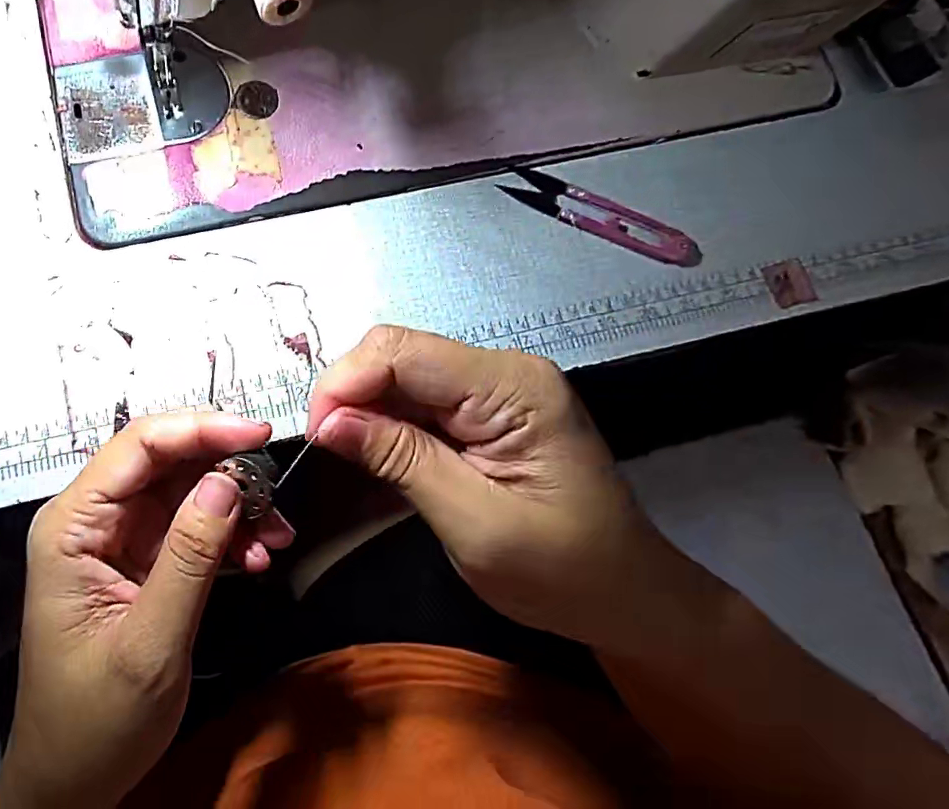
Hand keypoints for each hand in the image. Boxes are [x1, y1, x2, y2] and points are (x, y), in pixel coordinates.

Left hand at [0, 412, 294, 808]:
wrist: (73, 780)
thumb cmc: (92, 722)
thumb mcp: (148, 644)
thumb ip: (188, 558)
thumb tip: (226, 483)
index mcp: (71, 525)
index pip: (136, 447)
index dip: (197, 429)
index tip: (255, 431)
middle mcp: (90, 518)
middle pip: (162, 462)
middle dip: (222, 467)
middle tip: (274, 489)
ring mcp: (116, 537)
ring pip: (182, 491)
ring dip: (233, 505)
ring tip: (275, 535)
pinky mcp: (140, 558)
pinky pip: (188, 527)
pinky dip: (226, 536)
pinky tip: (254, 558)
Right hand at [306, 325, 705, 654]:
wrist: (628, 599)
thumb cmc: (566, 573)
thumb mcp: (476, 524)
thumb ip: (401, 461)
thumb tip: (329, 424)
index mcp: (512, 386)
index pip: (400, 350)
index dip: (346, 383)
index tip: (320, 436)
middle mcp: (499, 370)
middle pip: (393, 355)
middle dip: (349, 397)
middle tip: (329, 451)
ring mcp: (488, 387)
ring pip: (394, 376)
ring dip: (362, 414)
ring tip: (349, 460)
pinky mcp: (477, 408)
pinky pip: (409, 400)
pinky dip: (381, 427)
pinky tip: (374, 457)